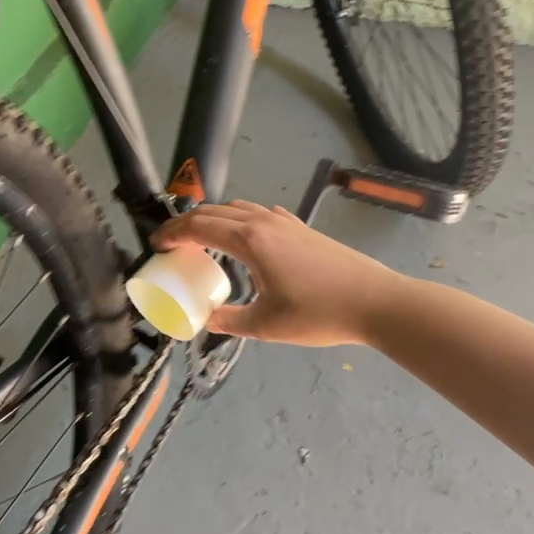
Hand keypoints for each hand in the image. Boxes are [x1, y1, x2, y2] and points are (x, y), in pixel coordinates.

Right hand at [151, 199, 410, 346]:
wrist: (378, 302)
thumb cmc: (319, 313)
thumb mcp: (266, 325)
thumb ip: (229, 321)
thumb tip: (205, 321)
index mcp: (249, 240)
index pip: (198, 227)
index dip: (172, 234)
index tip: (156, 246)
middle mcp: (263, 222)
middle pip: (214, 212)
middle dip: (187, 223)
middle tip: (171, 243)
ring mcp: (285, 222)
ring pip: (238, 208)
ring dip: (213, 218)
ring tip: (202, 239)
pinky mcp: (302, 229)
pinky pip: (260, 214)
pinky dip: (240, 219)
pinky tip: (246, 235)